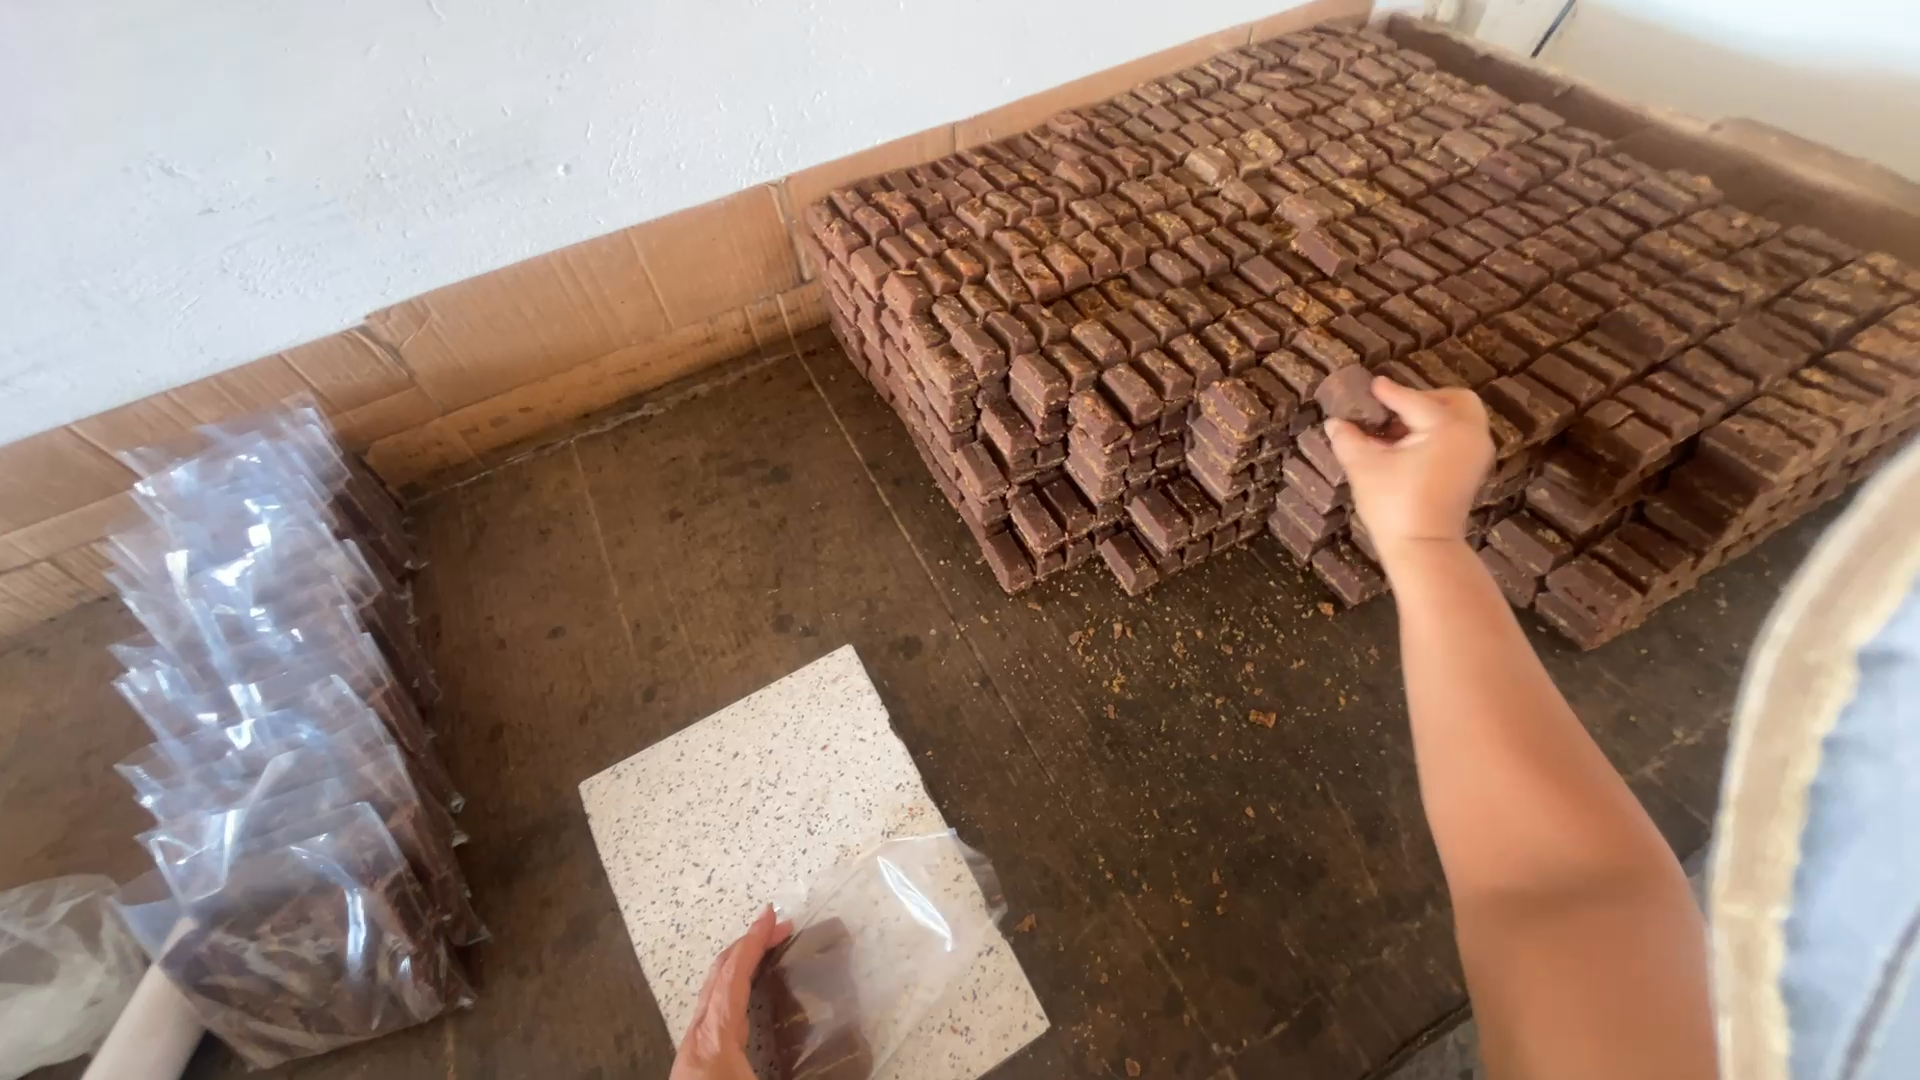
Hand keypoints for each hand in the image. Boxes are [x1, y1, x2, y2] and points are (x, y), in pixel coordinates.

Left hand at [669, 906, 791, 1079]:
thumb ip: (803, 1070)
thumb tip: (853, 1068)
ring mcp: (690, 1057)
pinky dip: (730, 991)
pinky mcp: (693, 1070)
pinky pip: (710, 1014)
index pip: (734, 975)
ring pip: (710, 995)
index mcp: (714, 1042)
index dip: (754, 940)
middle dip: (748, 945)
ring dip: (738, 967)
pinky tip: (747, 1002)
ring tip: (767, 956)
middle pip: (717, 976)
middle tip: (780, 928)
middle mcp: (696, 1042)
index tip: (774, 914)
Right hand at [1326, 377, 1492, 566]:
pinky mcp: (1472, 469)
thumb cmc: (1392, 504)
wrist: (1422, 547)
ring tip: (1396, 431)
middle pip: (1453, 400)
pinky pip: (1459, 436)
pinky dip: (1438, 432)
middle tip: (1392, 410)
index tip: (1372, 384)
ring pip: (1459, 418)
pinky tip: (1408, 447)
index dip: (1388, 392)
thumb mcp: (1364, 467)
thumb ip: (1348, 438)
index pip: (1412, 401)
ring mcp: (1476, 453)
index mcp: (1446, 428)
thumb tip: (1334, 423)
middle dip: (1422, 399)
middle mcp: (1470, 434)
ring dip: (1430, 416)